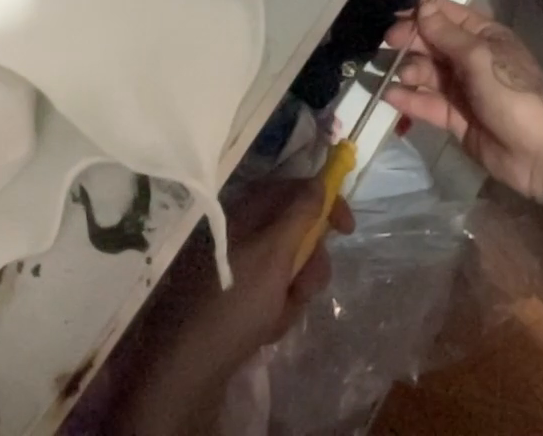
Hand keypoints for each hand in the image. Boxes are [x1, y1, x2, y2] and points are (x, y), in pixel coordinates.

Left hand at [114, 179, 352, 434]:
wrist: (194, 362)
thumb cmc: (236, 300)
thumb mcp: (274, 254)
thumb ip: (301, 214)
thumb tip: (321, 179)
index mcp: (249, 210)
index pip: (296, 190)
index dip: (326, 203)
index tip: (348, 228)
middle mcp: (246, 231)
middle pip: (299, 232)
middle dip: (309, 263)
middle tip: (303, 287)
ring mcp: (243, 264)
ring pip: (292, 267)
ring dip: (295, 292)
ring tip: (277, 315)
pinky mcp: (242, 294)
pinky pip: (277, 293)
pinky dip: (279, 311)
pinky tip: (266, 329)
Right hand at [383, 0, 542, 201]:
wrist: (540, 154)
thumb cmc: (513, 93)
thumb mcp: (479, 57)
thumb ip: (445, 34)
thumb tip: (421, 6)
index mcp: (484, 36)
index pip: (447, 15)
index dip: (420, 11)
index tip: (392, 13)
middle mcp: (471, 58)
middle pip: (432, 42)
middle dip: (410, 40)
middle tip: (388, 43)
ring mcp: (462, 88)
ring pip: (426, 72)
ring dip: (409, 70)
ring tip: (401, 75)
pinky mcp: (454, 117)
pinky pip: (426, 102)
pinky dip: (409, 98)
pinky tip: (391, 96)